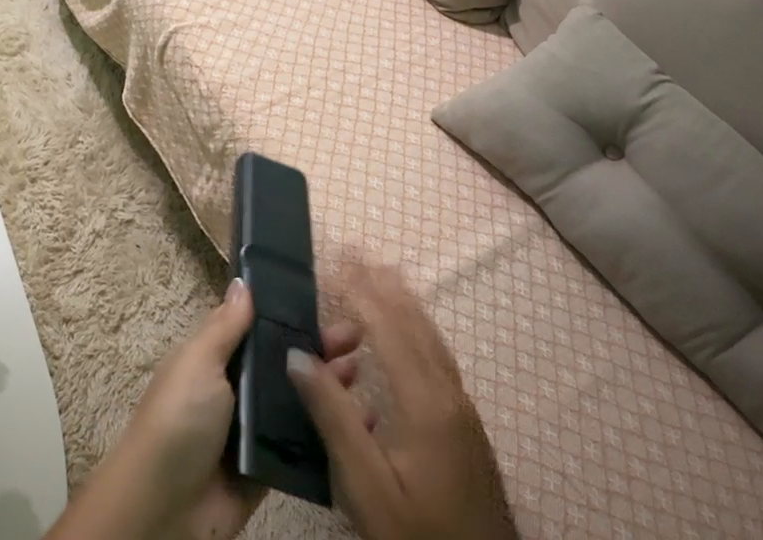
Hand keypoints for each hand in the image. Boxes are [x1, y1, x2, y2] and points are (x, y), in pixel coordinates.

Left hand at [45, 278, 360, 539]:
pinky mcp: (270, 467)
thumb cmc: (180, 421)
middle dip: (319, 352)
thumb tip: (242, 282)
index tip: (329, 307)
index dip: (291, 319)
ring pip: (299, 404)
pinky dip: (333, 435)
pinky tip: (362, 425)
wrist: (167, 506)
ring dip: (330, 391)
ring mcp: (254, 430)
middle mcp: (236, 391)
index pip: (258, 331)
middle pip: (284, 366)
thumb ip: (224, 328)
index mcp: (214, 361)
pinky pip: (305, 447)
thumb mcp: (198, 363)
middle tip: (358, 341)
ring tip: (362, 376)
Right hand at [285, 264, 517, 539]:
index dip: (360, 291)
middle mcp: (448, 395)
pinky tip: (408, 333)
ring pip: (432, 339)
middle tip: (356, 251)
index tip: (335, 260)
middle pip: (415, 324)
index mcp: (424, 404)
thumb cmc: (417, 532)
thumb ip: (334, 418)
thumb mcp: (366, 485)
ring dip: (404, 301)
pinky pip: (439, 357)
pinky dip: (418, 328)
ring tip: (380, 274)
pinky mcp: (465, 426)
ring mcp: (462, 411)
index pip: (388, 330)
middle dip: (383, 284)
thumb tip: (297, 356)